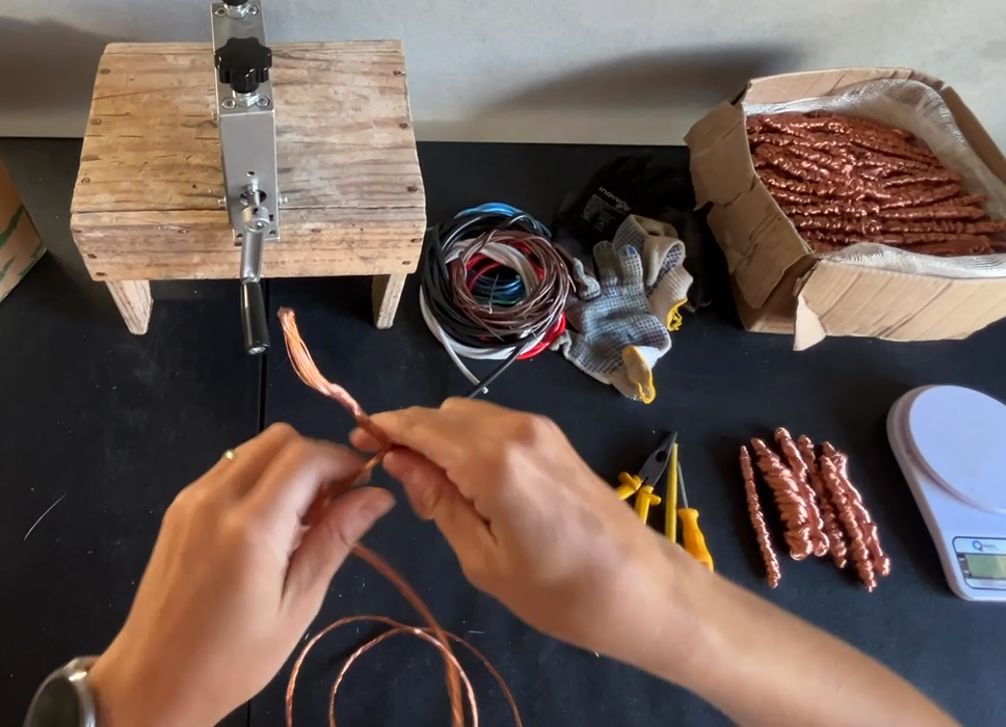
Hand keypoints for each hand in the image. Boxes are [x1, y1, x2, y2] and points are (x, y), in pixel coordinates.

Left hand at [88, 423, 394, 726]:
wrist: (153, 680)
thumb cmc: (233, 658)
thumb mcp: (296, 605)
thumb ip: (335, 539)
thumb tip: (379, 495)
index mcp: (251, 526)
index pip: (305, 456)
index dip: (342, 459)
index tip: (364, 483)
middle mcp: (217, 496)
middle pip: (279, 438)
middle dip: (315, 457)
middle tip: (332, 502)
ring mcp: (193, 495)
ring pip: (254, 446)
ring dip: (286, 464)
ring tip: (300, 516)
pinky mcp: (180, 503)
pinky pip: (230, 466)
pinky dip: (258, 475)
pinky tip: (266, 521)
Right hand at [356, 398, 703, 677]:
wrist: (649, 592)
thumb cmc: (561, 592)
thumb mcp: (484, 559)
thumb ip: (437, 501)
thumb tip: (397, 460)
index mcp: (492, 460)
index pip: (419, 427)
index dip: (384, 428)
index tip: (356, 438)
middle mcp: (512, 428)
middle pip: (439, 414)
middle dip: (410, 433)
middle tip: (396, 475)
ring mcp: (536, 427)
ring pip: (464, 413)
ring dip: (439, 434)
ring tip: (434, 483)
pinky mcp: (551, 435)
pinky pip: (491, 421)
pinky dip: (467, 437)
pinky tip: (468, 475)